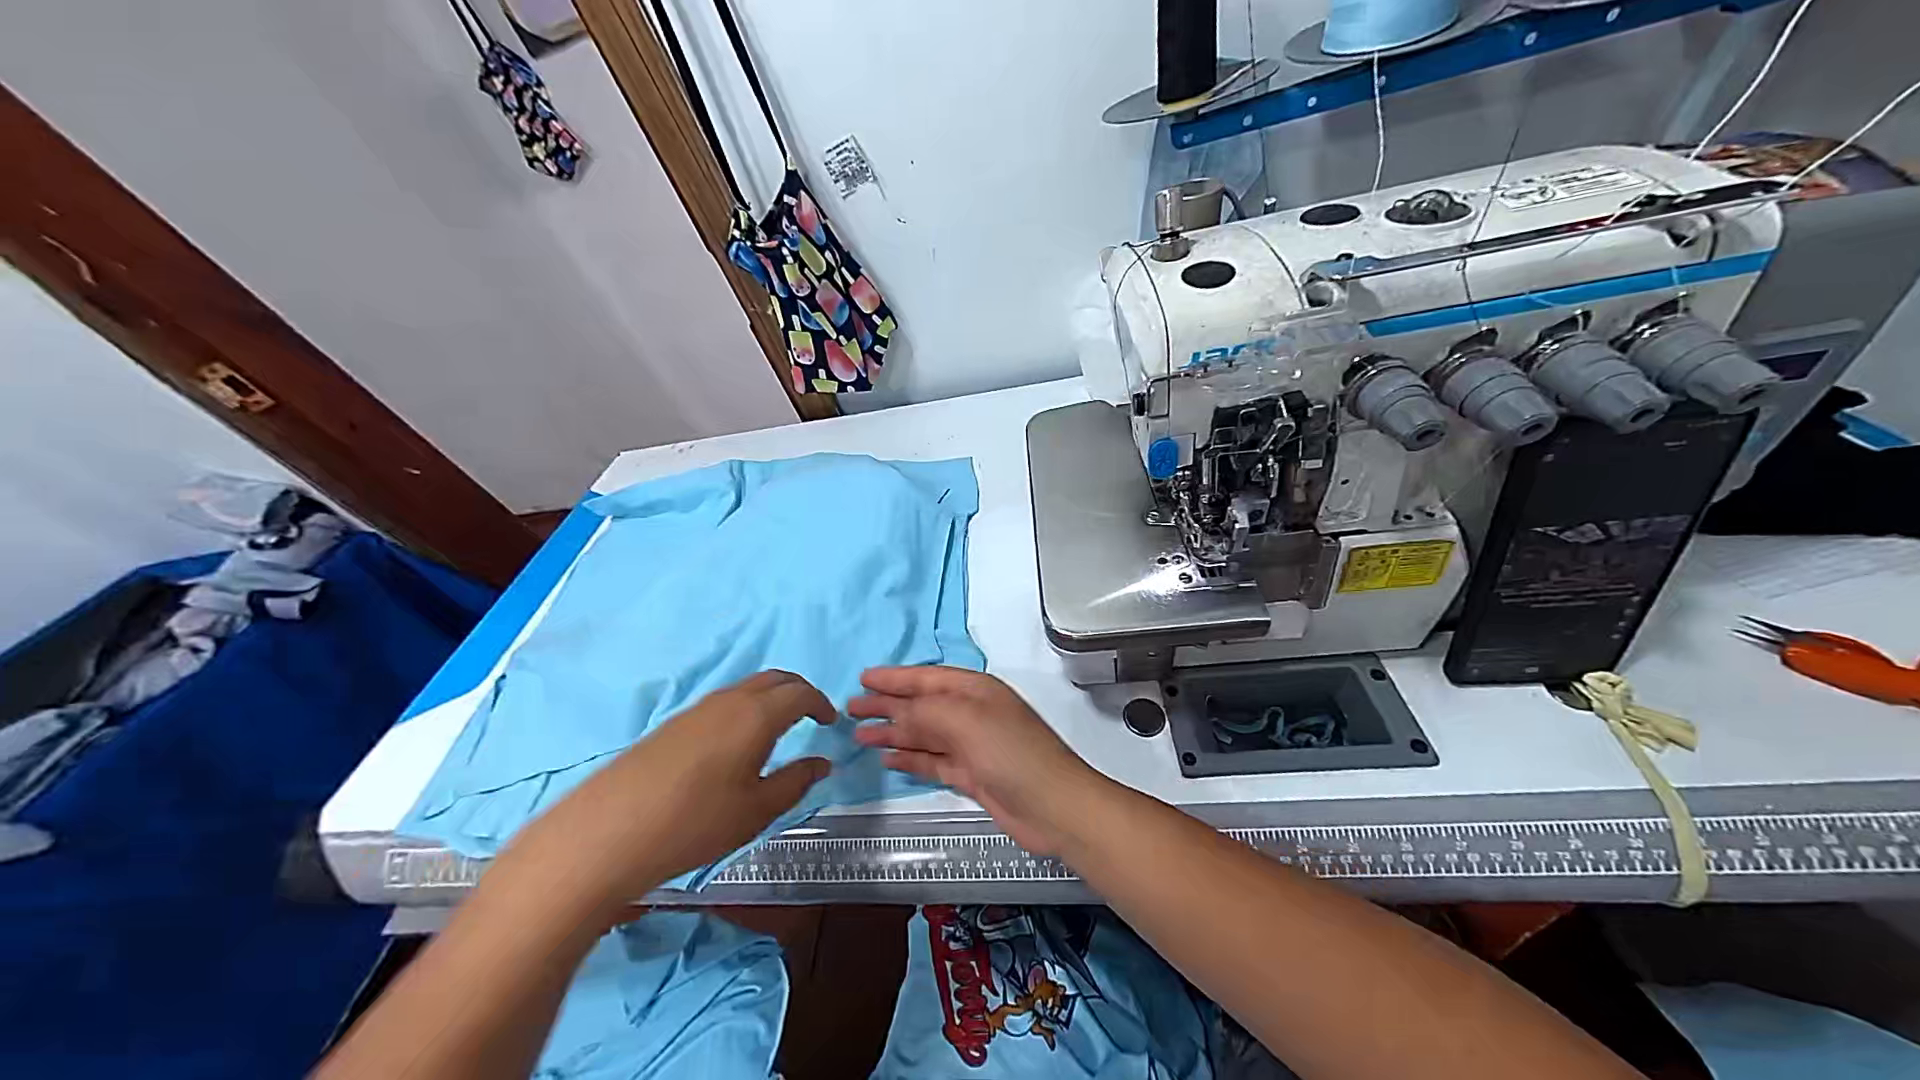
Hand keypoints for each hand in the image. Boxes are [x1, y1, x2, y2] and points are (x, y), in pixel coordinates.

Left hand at [499, 671, 832, 914]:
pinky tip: (737, 744)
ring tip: (778, 729)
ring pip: (746, 688)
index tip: (830, 722)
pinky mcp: (672, 724)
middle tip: (812, 715)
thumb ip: (796, 781)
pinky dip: (745, 708)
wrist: (607, 832)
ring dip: (770, 698)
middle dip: (799, 691)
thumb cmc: (695, 822)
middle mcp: (728, 700)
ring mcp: (696, 709)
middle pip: (774, 679)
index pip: (800, 692)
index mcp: (756, 715)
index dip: (821, 703)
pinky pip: (723, 702)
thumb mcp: (757, 810)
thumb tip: (822, 763)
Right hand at [850, 667, 1099, 854]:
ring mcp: (972, 746)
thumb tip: (896, 711)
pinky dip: (911, 758)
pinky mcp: (971, 775)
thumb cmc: (1012, 754)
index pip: (925, 678)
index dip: (893, 678)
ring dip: (894, 732)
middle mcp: (972, 713)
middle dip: (888, 705)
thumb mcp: (966, 721)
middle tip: (852, 709)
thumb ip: (926, 711)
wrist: (1053, 807)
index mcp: (974, 691)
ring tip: (860, 735)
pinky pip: (932, 761)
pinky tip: (889, 758)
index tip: (863, 679)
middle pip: (921, 705)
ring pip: (924, 734)